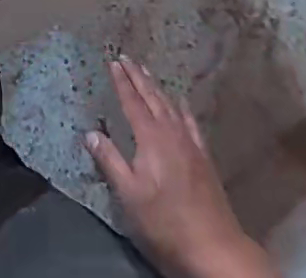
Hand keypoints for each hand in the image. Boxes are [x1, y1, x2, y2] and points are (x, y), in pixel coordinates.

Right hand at [84, 58, 276, 277]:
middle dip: (137, 77)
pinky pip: (190, 122)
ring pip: (170, 106)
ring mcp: (190, 144)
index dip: (122, 82)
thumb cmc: (165, 221)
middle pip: (152, 98)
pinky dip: (182, 108)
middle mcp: (171, 133)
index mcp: (150, 138)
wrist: (214, 247)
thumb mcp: (129, 194)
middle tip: (126, 58)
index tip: (112, 62)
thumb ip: (110, 160)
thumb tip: (91, 133)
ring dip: (156, 87)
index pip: (132, 102)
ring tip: (146, 72)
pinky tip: (181, 103)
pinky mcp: (203, 157)